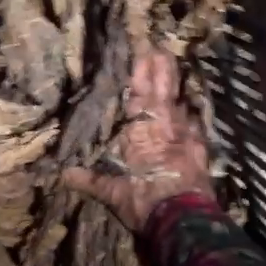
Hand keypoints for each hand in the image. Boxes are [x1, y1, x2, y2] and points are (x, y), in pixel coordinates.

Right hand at [63, 40, 214, 231]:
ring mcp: (185, 134)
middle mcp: (163, 124)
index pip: (140, 91)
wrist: (184, 220)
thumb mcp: (113, 193)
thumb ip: (91, 181)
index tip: (145, 48)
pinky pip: (196, 126)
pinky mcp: (201, 149)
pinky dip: (193, 117)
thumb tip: (63, 175)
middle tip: (161, 45)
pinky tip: (193, 111)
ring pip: (180, 100)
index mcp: (140, 128)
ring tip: (174, 66)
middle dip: (161, 66)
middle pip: (163, 88)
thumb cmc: (144, 201)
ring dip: (175, 85)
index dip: (142, 69)